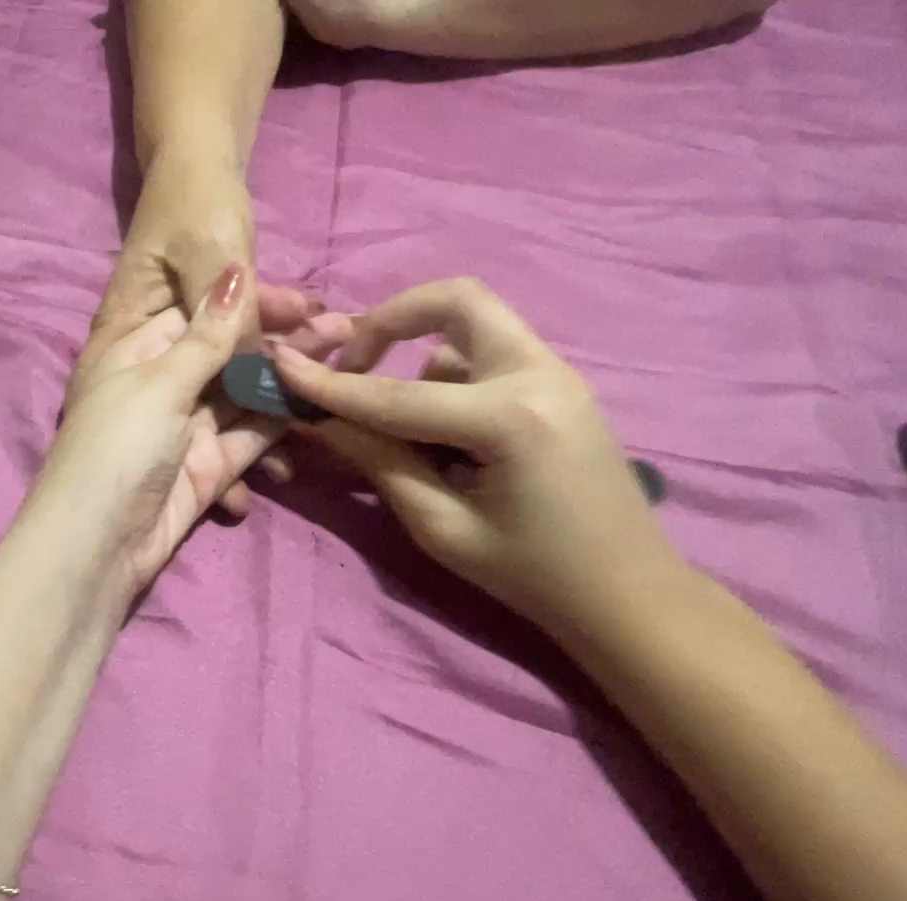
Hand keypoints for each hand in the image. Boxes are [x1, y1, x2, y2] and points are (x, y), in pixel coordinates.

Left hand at [76, 157, 349, 513]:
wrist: (98, 544)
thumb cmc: (118, 447)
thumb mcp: (159, 383)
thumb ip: (206, 336)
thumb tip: (235, 271)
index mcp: (138, 353)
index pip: (201, 315)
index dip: (251, 305)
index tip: (305, 302)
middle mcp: (164, 387)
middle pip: (228, 356)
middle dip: (279, 343)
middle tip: (342, 329)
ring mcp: (188, 430)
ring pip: (245, 396)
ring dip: (287, 381)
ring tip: (340, 363)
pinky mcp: (208, 469)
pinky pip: (250, 438)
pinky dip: (279, 426)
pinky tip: (316, 411)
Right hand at [272, 277, 690, 636]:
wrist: (627, 593)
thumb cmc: (530, 574)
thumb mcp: (441, 528)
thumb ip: (380, 464)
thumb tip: (321, 421)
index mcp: (512, 419)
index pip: (397, 396)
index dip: (331, 387)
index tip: (280, 368)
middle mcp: (539, 374)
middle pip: (456, 300)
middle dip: (391, 319)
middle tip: (351, 363)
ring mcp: (556, 373)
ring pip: (471, 331)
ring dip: (421, 363)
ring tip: (403, 432)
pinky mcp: (559, 385)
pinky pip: (489, 357)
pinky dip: (452, 381)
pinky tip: (446, 438)